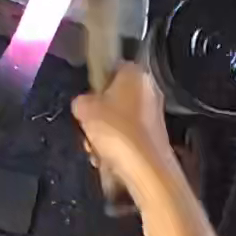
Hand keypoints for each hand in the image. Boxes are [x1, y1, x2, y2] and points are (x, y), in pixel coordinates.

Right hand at [72, 62, 175, 184]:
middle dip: (98, 111)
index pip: (112, 66)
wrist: (145, 169)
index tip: (85, 96)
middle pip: (114, 95)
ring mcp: (154, 113)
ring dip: (104, 131)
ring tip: (95, 146)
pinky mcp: (155, 136)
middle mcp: (149, 89)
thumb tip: (84, 103)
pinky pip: (127, 135)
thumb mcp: (84, 109)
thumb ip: (80, 101)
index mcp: (135, 73)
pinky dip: (116, 145)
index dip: (95, 81)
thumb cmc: (115, 130)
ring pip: (119, 117)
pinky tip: (107, 157)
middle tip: (87, 124)